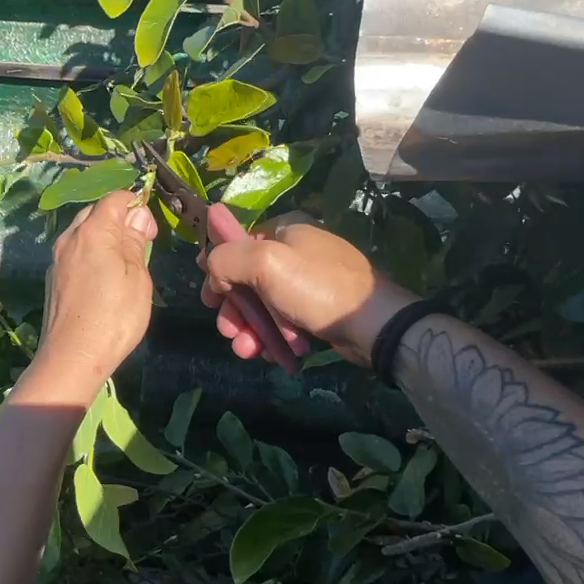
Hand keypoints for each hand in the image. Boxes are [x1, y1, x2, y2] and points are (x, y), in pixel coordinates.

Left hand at [21, 190, 157, 404]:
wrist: (73, 356)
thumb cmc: (114, 316)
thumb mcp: (137, 277)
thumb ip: (135, 242)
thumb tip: (138, 215)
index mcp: (93, 231)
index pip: (115, 199)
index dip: (137, 206)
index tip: (151, 232)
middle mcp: (70, 237)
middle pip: (96, 213)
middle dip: (119, 221)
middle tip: (140, 247)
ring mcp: (57, 258)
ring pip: (83, 233)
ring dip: (104, 238)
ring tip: (123, 265)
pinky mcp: (53, 278)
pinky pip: (74, 253)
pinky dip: (90, 255)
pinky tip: (102, 280)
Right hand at [200, 213, 418, 365]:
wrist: (373, 325)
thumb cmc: (316, 288)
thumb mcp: (264, 263)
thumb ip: (226, 259)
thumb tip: (212, 272)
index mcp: (283, 230)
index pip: (236, 244)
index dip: (217, 270)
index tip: (210, 298)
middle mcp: (294, 252)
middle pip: (245, 280)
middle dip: (234, 310)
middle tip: (230, 333)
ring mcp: (307, 282)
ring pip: (262, 305)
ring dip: (250, 330)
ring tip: (249, 351)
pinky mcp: (317, 310)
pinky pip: (282, 322)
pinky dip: (273, 337)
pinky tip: (272, 354)